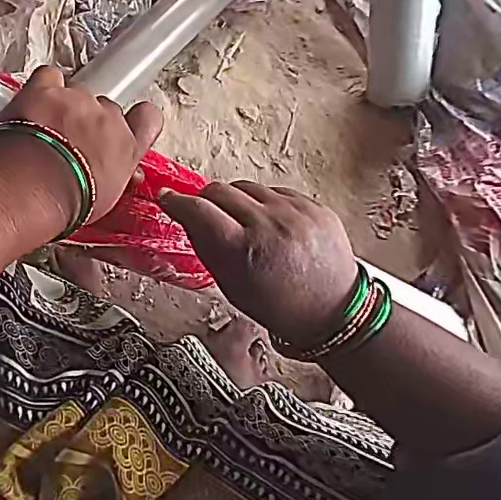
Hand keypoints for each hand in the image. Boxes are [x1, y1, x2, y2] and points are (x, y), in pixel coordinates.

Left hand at [0, 66, 161, 240]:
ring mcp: (77, 101)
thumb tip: (116, 173)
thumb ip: (115, 175)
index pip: (147, 118)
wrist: (31, 190)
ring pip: (73, 92)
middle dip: (86, 119)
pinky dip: (40, 88)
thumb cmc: (66, 202)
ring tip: (40, 129)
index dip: (132, 120)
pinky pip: (48, 77)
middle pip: (102, 106)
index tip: (118, 128)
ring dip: (59, 106)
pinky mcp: (46, 91)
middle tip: (65, 139)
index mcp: (127, 146)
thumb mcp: (104, 198)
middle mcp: (107, 118)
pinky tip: (31, 105)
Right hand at [159, 181, 358, 347]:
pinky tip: (268, 224)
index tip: (168, 198)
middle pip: (219, 190)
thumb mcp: (228, 283)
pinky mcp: (314, 207)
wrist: (333, 312)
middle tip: (206, 213)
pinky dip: (264, 203)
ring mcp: (296, 213)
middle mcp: (270, 224)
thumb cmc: (278, 305)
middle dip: (205, 200)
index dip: (176, 201)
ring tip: (243, 222)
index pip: (197, 208)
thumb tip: (185, 215)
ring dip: (236, 200)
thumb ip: (204, 245)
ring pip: (246, 187)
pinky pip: (275, 192)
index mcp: (244, 248)